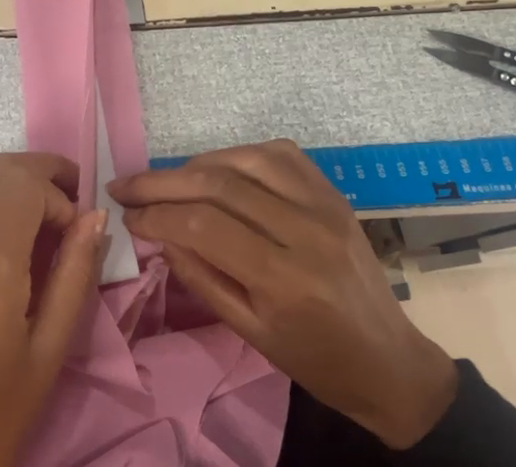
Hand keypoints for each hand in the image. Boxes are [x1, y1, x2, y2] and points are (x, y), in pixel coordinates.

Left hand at [0, 153, 106, 466]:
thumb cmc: (1, 406)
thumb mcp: (52, 347)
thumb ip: (75, 274)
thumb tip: (94, 217)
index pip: (25, 185)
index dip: (60, 197)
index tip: (77, 233)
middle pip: (0, 170)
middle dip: (42, 176)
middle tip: (71, 208)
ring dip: (15, 189)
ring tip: (43, 227)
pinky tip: (4, 243)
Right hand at [108, 140, 456, 449]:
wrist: (389, 362)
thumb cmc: (315, 359)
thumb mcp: (249, 332)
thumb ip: (201, 277)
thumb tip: (159, 233)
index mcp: (285, 279)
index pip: (203, 226)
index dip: (156, 216)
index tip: (126, 217)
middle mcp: (305, 232)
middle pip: (218, 186)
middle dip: (161, 183)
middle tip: (125, 187)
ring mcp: (324, 206)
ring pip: (245, 159)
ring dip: (196, 164)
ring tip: (167, 180)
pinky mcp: (333, 194)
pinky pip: (280, 154)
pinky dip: (240, 153)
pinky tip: (217, 168)